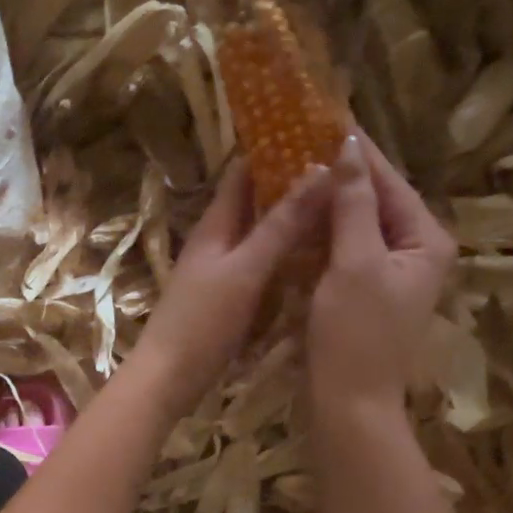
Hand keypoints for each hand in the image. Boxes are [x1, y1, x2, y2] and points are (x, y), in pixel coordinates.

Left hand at [133, 160, 332, 406]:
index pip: (244, 171)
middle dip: (293, 185)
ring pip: (259, 236)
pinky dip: (285, 257)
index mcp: (215, 225)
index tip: (321, 132)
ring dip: (292, 222)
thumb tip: (320, 167)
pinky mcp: (227, 302)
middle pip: (255, 202)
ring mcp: (220, 273)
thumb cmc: (202, 322)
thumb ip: (281, 224)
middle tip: (345, 174)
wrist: (167, 380)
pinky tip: (313, 260)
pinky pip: (260, 268)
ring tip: (340, 208)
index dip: (277, 147)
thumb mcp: (246, 270)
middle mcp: (217, 242)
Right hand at [307, 132, 454, 408]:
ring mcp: (388, 277)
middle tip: (300, 142)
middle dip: (340, 175)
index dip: (356, 150)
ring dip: (327, 204)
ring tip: (292, 173)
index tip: (325, 117)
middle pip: (375, 201)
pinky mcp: (364, 297)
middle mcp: (414, 252)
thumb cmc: (355, 336)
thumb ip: (353, 205)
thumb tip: (349, 148)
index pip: (389, 180)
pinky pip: (344, 253)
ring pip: (356, 227)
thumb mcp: (354, 264)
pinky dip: (322, 236)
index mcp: (425, 239)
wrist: (349, 407)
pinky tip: (296, 221)